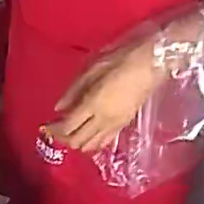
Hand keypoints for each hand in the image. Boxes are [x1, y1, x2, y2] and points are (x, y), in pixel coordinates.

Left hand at [46, 36, 164, 152]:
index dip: (53, 130)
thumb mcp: (96, 67)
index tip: (45, 126)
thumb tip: (58, 108)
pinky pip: (104, 142)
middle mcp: (102, 120)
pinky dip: (92, 143)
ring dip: (77, 142)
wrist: (158, 58)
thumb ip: (75, 89)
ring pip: (89, 146)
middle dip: (62, 138)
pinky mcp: (125, 124)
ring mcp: (115, 124)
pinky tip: (89, 134)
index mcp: (93, 105)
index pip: (66, 128)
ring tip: (72, 131)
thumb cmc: (126, 57)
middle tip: (57, 129)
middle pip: (75, 141)